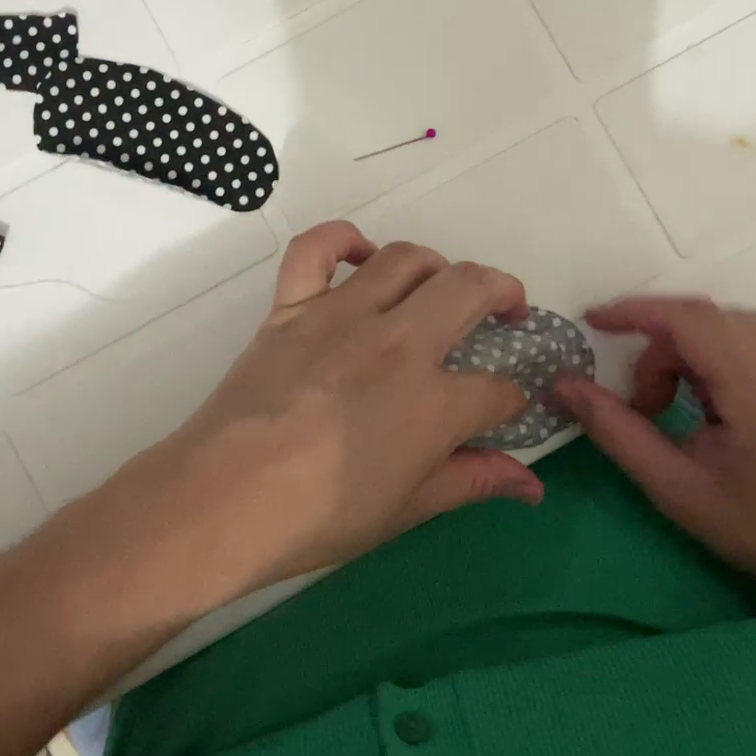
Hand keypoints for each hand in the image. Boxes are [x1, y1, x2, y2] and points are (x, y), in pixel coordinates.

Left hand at [118, 222, 543, 591]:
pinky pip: (317, 248)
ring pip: (405, 259)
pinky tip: (360, 254)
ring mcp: (340, 316)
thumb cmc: (318, 517)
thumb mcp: (406, 509)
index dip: (511, 399)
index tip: (503, 408)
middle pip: (470, 290)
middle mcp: (398, 344)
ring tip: (441, 286)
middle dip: (503, 293)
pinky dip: (341, 238)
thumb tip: (532, 484)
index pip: (498, 388)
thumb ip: (472, 481)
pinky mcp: (291, 306)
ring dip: (437, 265)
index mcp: (433, 402)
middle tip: (504, 312)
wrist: (223, 500)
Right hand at [554, 296, 755, 625]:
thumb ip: (615, 431)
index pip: (694, 320)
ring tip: (695, 408)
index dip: (638, 312)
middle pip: (713, 320)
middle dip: (666, 349)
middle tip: (650, 403)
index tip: (596, 322)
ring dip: (700, 351)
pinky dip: (737, 356)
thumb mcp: (676, 490)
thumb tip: (563, 385)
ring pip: (743, 325)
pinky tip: (737, 404)